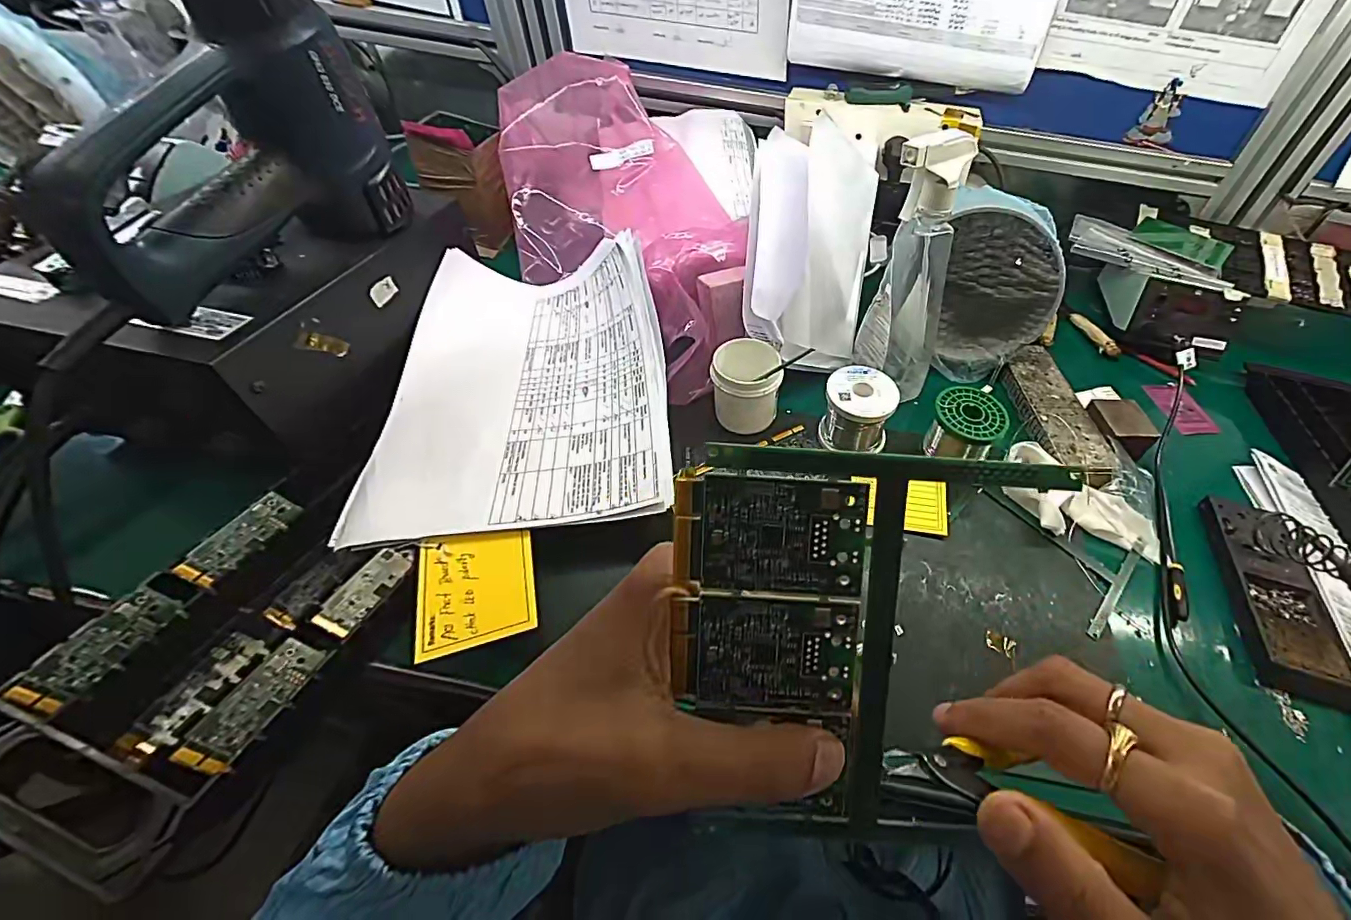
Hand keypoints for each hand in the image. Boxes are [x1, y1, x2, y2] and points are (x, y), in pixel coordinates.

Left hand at [373, 543, 845, 869]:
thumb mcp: (660, 763)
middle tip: (872, 662)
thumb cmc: (557, 753)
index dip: (815, 581)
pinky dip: (760, 693)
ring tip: (851, 690)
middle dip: (812, 632)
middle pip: (762, 601)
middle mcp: (679, 590)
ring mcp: (673, 628)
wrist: (479, 792)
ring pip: (749, 637)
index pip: (760, 559)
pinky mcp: (669, 665)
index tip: (865, 611)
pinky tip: (798, 718)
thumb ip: (750, 760)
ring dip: (790, 666)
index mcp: (672, 580)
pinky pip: (730, 670)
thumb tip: (837, 752)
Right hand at [934, 657, 1343, 919]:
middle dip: (1012, 694)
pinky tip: (1054, 753)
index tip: (946, 723)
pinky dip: (1073, 721)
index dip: (995, 720)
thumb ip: (1068, 880)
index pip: (1067, 730)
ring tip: (1000, 741)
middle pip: (1082, 686)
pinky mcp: (1208, 751)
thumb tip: (992, 808)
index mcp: (1190, 802)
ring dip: (1040, 705)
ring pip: (1100, 693)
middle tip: (968, 726)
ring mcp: (1207, 744)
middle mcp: (1199, 749)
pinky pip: (1124, 714)